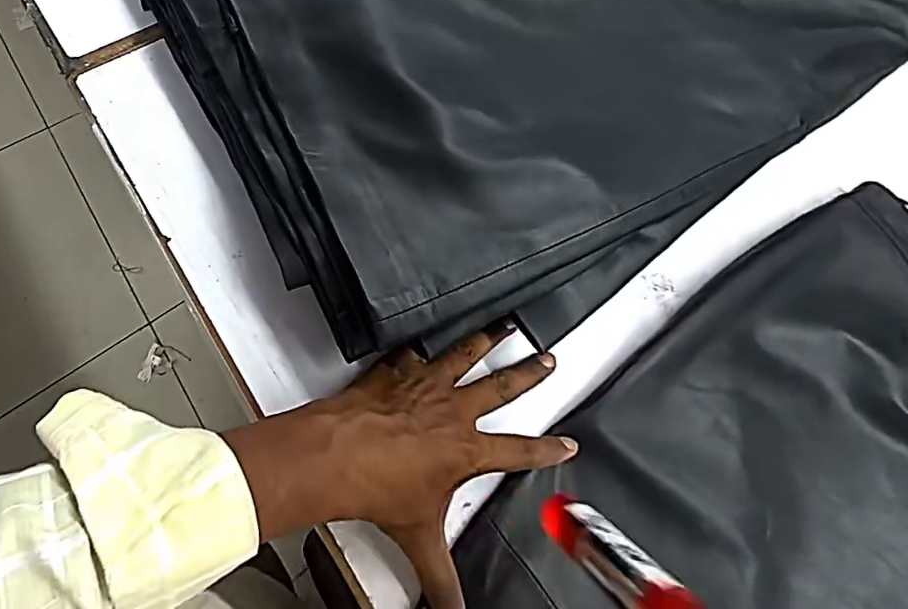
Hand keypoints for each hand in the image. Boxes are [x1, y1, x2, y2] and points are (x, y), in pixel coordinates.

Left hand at [221, 324, 575, 608]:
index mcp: (465, 449)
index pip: (518, 450)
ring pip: (462, 355)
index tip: (566, 442)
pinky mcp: (396, 372)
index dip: (547, 449)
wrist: (341, 452)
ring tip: (500, 328)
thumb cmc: (378, 485)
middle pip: (500, 387)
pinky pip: (412, 356)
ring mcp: (423, 385)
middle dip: (528, 374)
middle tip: (547, 360)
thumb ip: (441, 578)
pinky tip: (421, 343)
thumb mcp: (419, 538)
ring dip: (484, 341)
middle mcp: (450, 410)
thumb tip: (450, 608)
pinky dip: (419, 350)